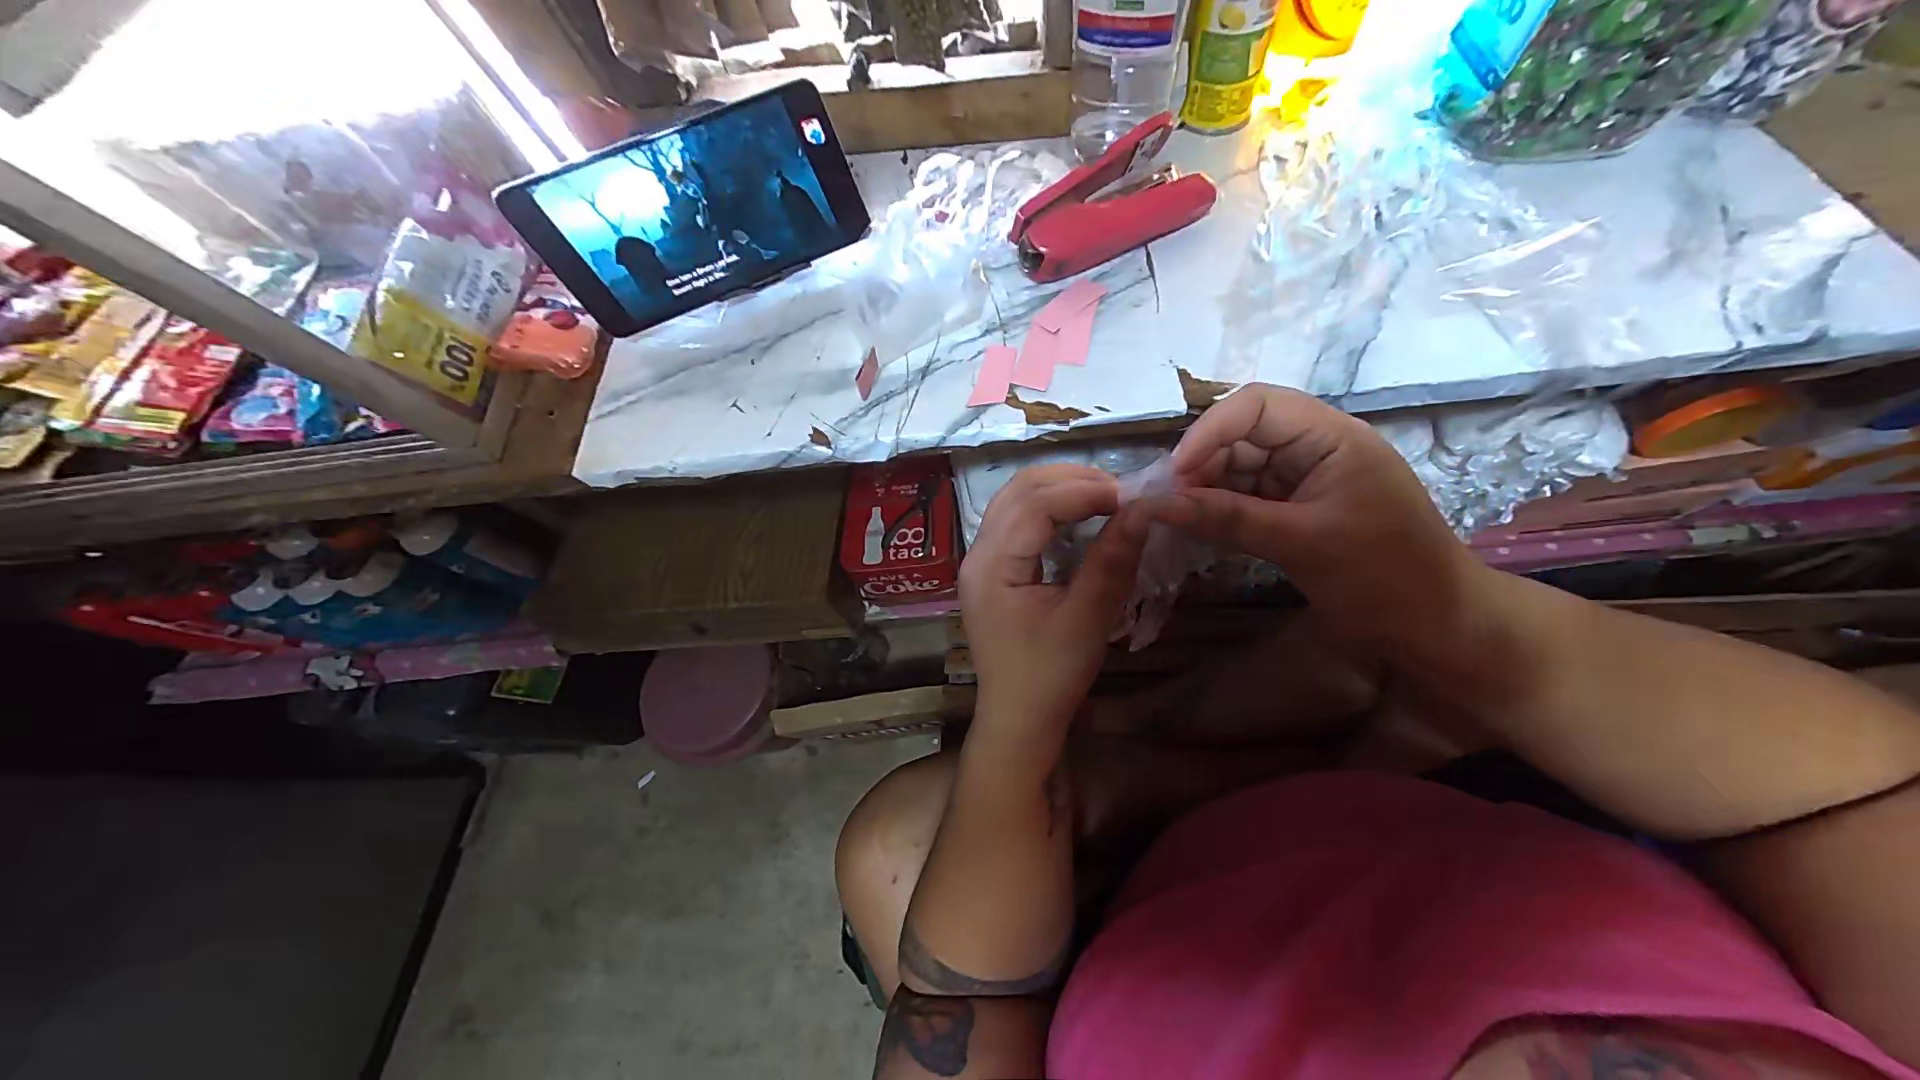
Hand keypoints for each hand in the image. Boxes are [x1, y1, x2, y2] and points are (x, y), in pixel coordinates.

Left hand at [960, 465, 1148, 734]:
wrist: (1019, 718)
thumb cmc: (1050, 676)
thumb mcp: (1087, 619)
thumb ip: (1112, 561)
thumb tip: (1143, 509)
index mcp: (991, 566)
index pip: (1034, 504)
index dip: (1083, 490)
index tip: (1129, 496)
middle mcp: (977, 554)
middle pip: (1018, 490)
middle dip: (1070, 481)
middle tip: (1119, 490)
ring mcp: (980, 561)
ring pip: (1015, 500)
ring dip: (1059, 490)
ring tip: (1105, 497)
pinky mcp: (992, 570)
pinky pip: (1017, 520)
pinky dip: (1049, 508)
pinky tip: (1079, 516)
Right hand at [1146, 384, 1478, 653]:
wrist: (1433, 628)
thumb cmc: (1381, 577)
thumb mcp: (1300, 543)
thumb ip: (1226, 518)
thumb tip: (1155, 505)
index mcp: (1331, 438)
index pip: (1257, 406)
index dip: (1209, 431)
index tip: (1175, 474)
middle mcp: (1315, 448)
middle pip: (1241, 435)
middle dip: (1201, 464)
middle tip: (1165, 504)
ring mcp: (1304, 479)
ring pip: (1237, 468)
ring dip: (1204, 490)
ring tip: (1173, 518)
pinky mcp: (1295, 509)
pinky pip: (1245, 497)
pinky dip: (1218, 510)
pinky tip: (1194, 527)